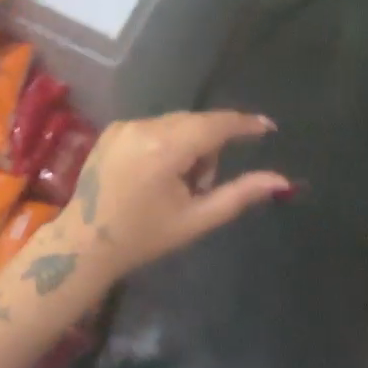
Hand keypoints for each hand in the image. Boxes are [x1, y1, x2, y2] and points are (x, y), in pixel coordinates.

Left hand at [62, 110, 292, 278]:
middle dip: (209, 149)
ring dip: (187, 147)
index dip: (244, 124)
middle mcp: (143, 127)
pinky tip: (154, 177)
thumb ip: (240, 195)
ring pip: (176, 124)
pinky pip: (153, 127)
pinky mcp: (111, 131)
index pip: (215, 125)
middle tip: (201, 187)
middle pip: (196, 123)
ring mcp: (123, 126)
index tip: (268, 128)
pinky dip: (165, 144)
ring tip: (175, 187)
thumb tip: (281, 180)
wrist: (85, 243)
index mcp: (165, 148)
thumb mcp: (197, 219)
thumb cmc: (144, 237)